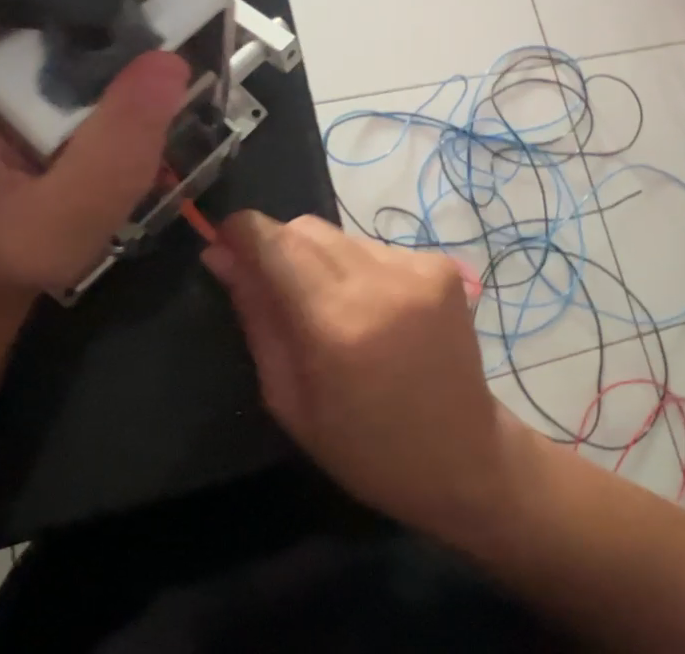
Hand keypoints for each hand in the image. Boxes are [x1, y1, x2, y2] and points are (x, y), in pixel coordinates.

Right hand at [205, 213, 531, 536]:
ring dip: (319, 261)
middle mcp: (381, 281)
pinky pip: (374, 247)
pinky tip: (372, 312)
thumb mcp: (289, 399)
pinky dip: (359, 269)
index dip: (239, 233)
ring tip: (333, 312)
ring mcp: (418, 268)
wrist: (463, 456)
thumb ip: (256, 318)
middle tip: (276, 294)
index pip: (273, 241)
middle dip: (277, 249)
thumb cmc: (365, 447)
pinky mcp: (442, 265)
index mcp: (337, 324)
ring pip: (339, 236)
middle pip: (305, 228)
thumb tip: (222, 256)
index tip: (222, 246)